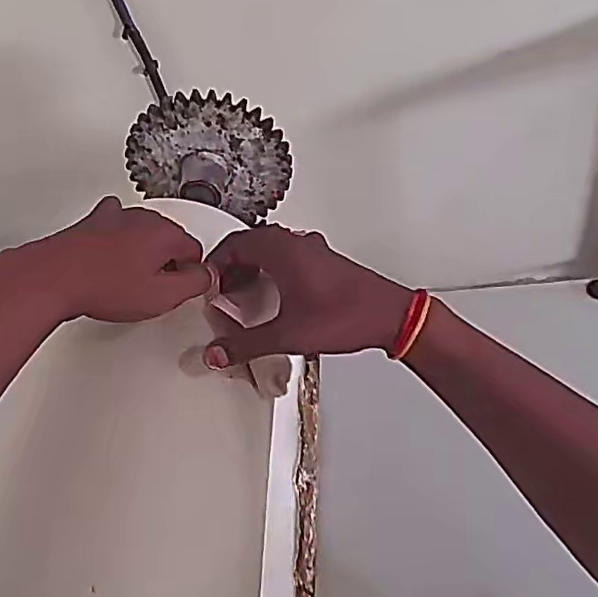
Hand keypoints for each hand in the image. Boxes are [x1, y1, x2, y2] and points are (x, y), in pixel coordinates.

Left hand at [0, 197, 211, 323]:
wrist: (52, 278)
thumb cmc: (101, 285)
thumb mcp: (162, 296)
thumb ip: (193, 284)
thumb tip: (205, 276)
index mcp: (165, 233)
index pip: (195, 251)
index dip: (191, 274)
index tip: (181, 288)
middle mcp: (142, 218)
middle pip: (170, 240)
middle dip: (168, 262)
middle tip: (155, 289)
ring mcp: (115, 217)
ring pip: (143, 234)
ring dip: (142, 253)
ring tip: (129, 280)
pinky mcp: (92, 223)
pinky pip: (115, 229)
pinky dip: (118, 241)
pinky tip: (112, 257)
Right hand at [202, 224, 413, 366]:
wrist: (390, 316)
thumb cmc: (349, 315)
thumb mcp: (288, 335)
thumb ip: (246, 345)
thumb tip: (219, 353)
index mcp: (282, 251)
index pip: (234, 244)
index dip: (214, 265)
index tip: (207, 284)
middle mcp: (298, 244)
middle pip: (250, 244)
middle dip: (231, 266)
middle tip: (221, 290)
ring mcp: (314, 251)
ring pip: (271, 249)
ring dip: (252, 267)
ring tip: (243, 294)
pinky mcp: (325, 263)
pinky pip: (288, 258)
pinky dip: (272, 271)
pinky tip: (275, 297)